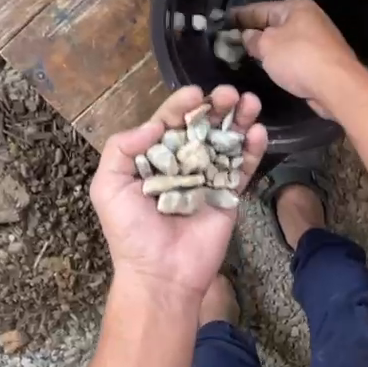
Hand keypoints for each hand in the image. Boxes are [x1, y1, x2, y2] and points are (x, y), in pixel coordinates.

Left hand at [89, 84, 267, 301]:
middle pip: (203, 127)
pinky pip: (242, 168)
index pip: (169, 123)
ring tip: (249, 102)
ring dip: (239, 120)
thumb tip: (154, 124)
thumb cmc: (130, 233)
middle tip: (230, 92)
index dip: (181, 106)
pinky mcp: (229, 195)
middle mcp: (182, 164)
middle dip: (217, 107)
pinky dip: (252, 149)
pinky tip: (259, 131)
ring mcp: (208, 178)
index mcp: (153, 159)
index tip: (195, 92)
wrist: (161, 274)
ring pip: (226, 142)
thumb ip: (122, 149)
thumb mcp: (108, 187)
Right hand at [230, 0, 366, 118]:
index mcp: (296, 7)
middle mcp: (309, 19)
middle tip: (231, 41)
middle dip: (254, 32)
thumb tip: (246, 36)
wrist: (337, 85)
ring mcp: (318, 40)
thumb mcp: (267, 46)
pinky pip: (295, 57)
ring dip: (268, 48)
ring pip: (285, 41)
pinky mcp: (322, 60)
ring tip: (247, 55)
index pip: (260, 8)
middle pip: (274, 24)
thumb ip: (252, 39)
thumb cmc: (299, 59)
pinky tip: (271, 68)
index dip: (240, 15)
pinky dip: (282, 61)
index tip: (223, 21)